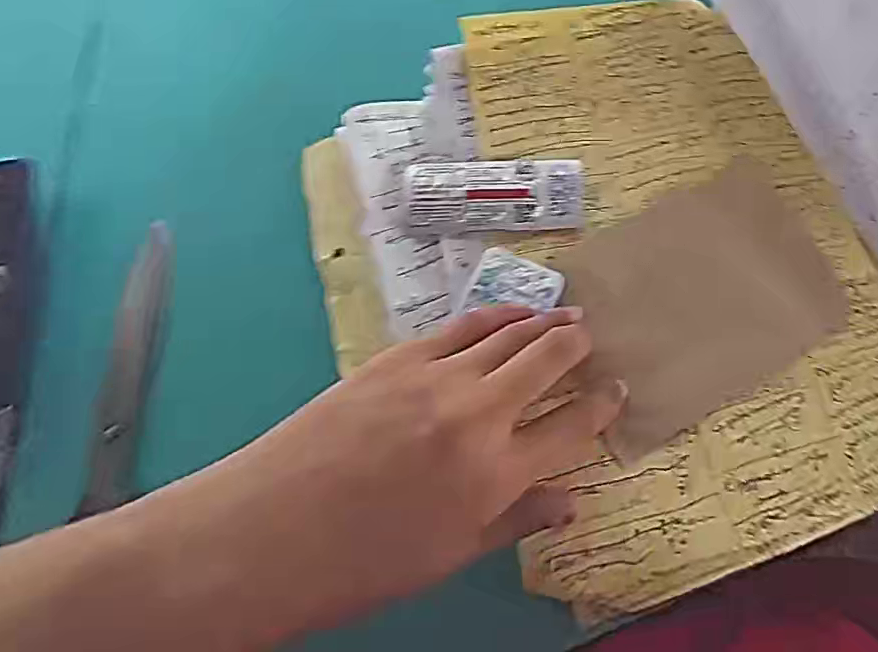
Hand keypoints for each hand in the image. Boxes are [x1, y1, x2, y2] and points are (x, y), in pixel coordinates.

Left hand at [127, 305, 624, 644]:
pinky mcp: (403, 355)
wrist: (258, 536)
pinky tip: (515, 313)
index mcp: (494, 475)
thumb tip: (572, 502)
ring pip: (512, 333)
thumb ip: (517, 519)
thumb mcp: (448, 556)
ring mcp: (439, 377)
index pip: (572, 428)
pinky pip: (467, 325)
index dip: (603, 406)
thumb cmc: (359, 564)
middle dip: (580, 347)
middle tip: (594, 339)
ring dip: (547, 323)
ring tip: (569, 317)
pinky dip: (499, 315)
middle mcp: (478, 415)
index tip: (618, 390)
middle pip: (549, 361)